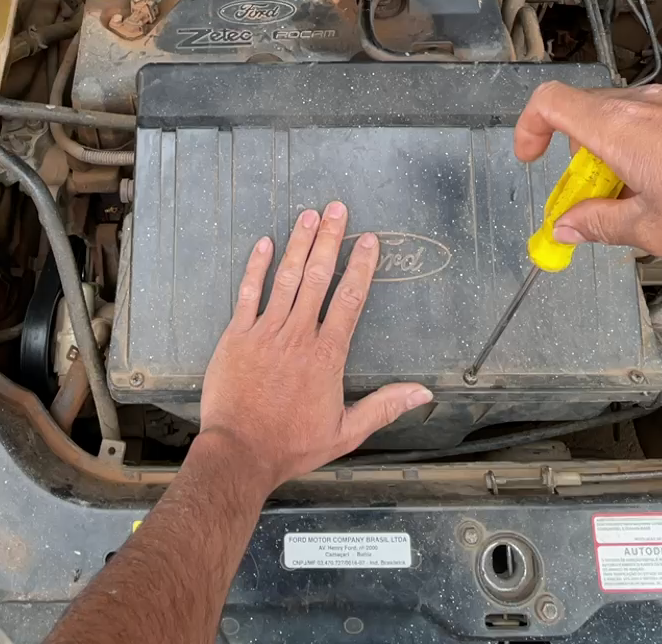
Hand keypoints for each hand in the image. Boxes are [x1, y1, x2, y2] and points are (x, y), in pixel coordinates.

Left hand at [197, 202, 434, 493]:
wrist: (240, 453)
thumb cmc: (292, 444)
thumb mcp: (346, 431)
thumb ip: (384, 406)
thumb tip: (423, 393)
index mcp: (326, 354)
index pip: (350, 299)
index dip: (360, 266)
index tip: (368, 240)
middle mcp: (298, 334)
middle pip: (318, 277)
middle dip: (330, 239)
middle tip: (337, 208)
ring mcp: (266, 331)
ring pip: (286, 278)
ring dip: (298, 243)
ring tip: (308, 215)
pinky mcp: (238, 334)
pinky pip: (248, 293)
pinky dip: (256, 267)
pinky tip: (264, 243)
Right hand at [514, 82, 661, 262]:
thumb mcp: (654, 231)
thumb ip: (599, 225)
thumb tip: (564, 228)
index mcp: (617, 126)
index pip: (549, 102)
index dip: (528, 128)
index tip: (531, 161)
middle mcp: (644, 104)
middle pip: (584, 115)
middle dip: (575, 160)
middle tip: (590, 202)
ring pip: (624, 122)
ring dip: (613, 158)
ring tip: (640, 203)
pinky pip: (659, 125)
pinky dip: (647, 153)